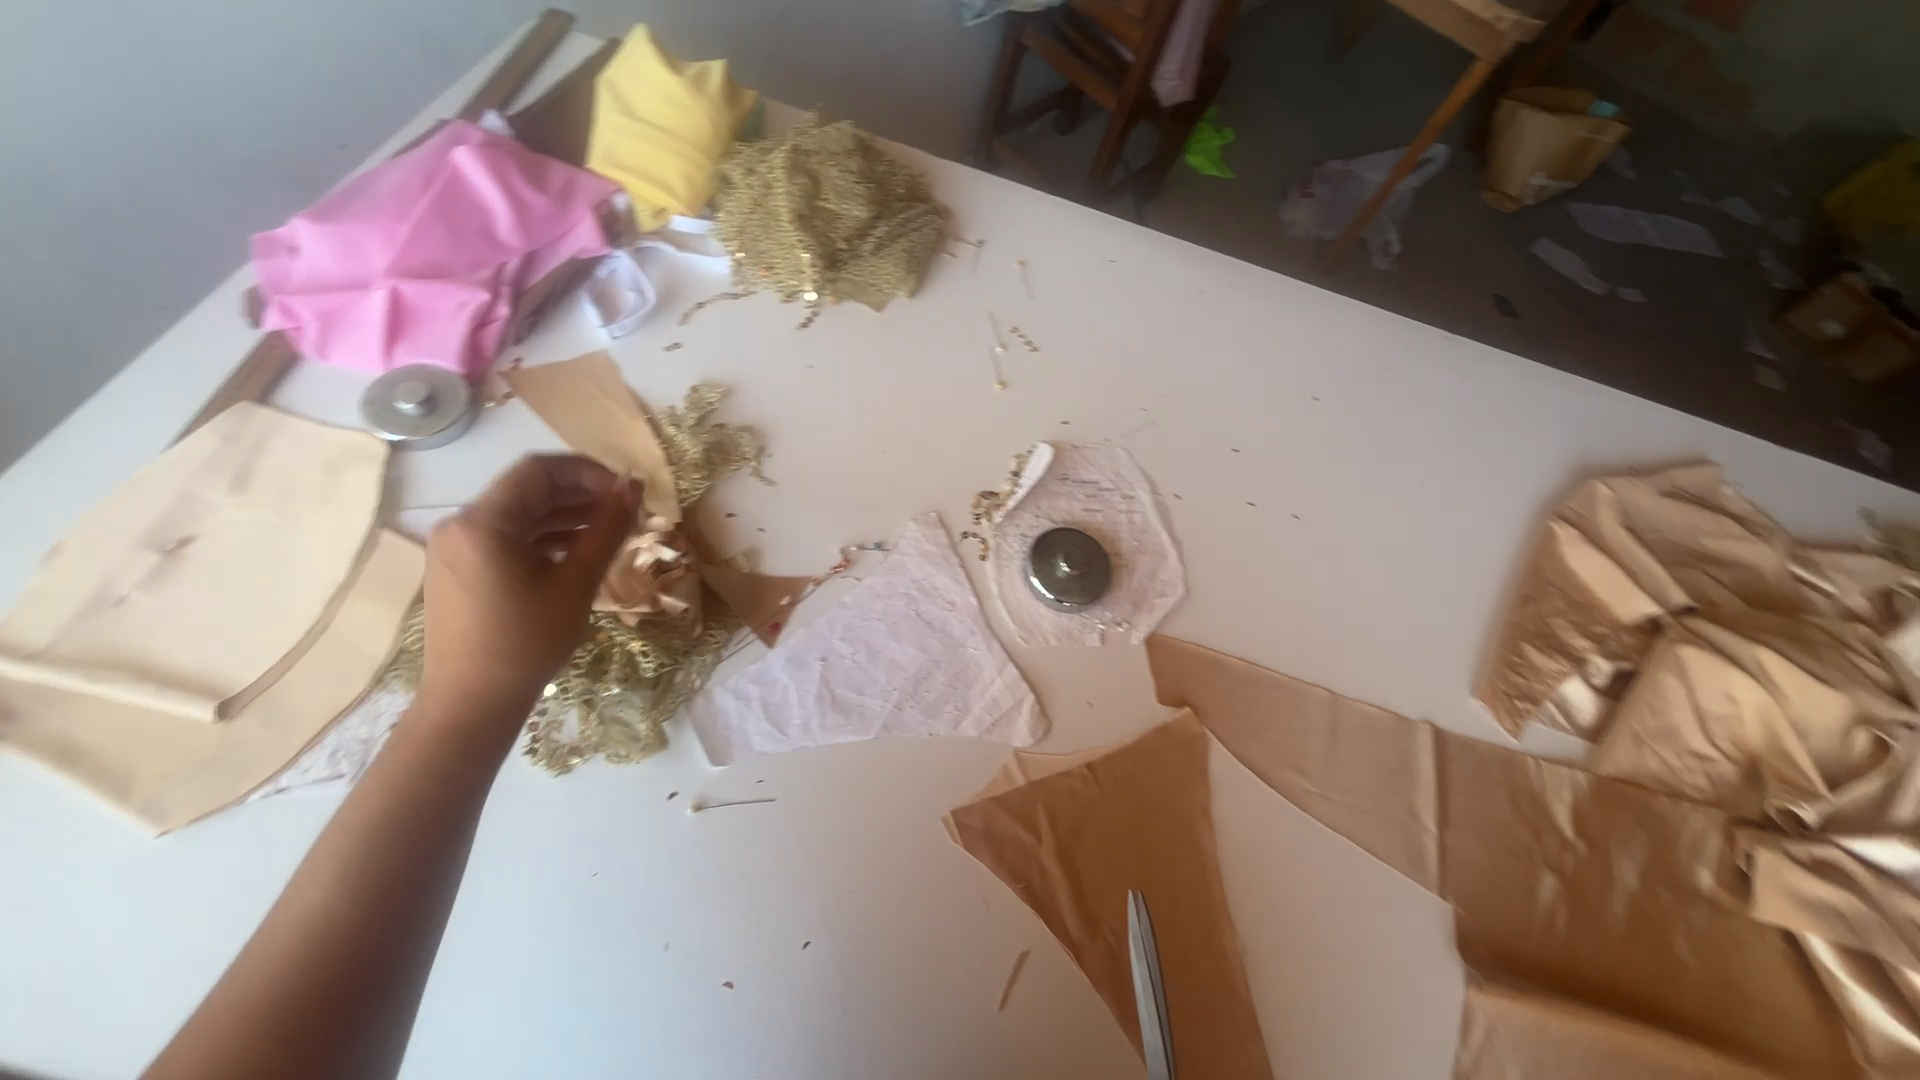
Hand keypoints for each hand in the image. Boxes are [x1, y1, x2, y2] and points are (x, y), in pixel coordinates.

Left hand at [416, 455, 635, 729]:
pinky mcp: (457, 568)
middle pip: (527, 490)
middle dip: (581, 494)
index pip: (539, 470)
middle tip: (626, 512)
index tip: (627, 492)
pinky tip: (577, 551)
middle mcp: (460, 524)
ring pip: (518, 514)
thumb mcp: (576, 584)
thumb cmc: (528, 643)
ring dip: (565, 516)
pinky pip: (505, 537)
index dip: (589, 472)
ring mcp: (454, 547)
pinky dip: (543, 537)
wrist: (472, 704)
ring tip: (610, 531)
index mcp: (483, 522)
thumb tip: (633, 488)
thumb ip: (607, 529)